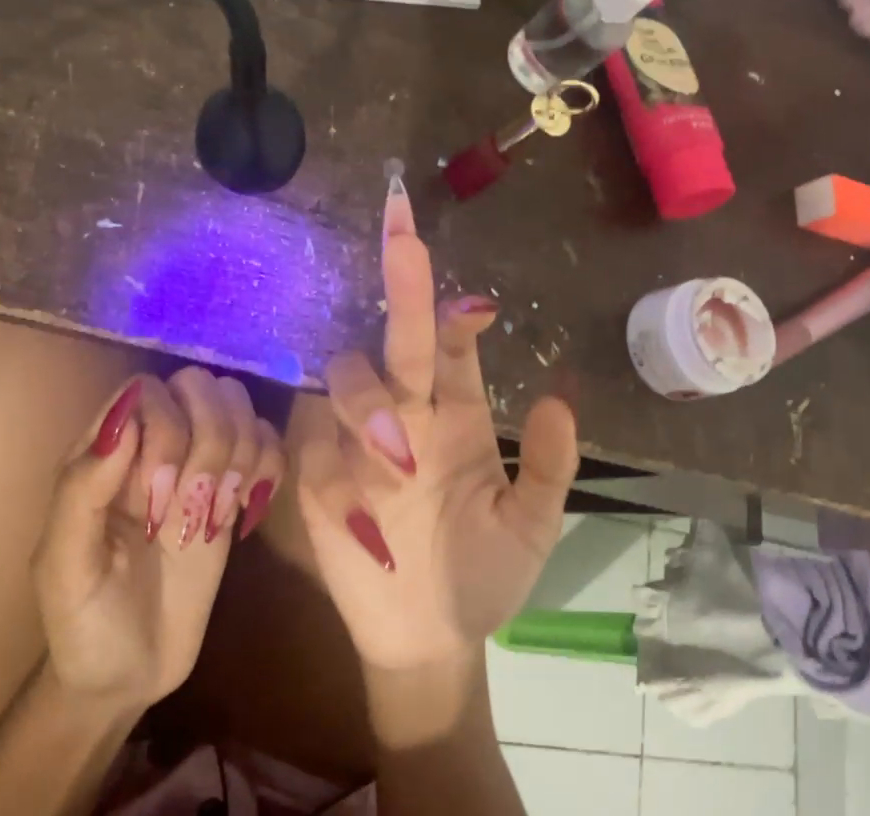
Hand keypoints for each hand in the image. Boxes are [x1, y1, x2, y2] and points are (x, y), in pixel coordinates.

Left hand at [35, 370, 282, 705]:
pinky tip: (246, 509)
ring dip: (239, 456)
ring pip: (238, 408)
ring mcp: (196, 467)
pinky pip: (267, 443)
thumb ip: (81, 490)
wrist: (126, 676)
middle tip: (190, 510)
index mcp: (102, 454)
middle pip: (200, 388)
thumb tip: (123, 421)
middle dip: (209, 443)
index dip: (166, 432)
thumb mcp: (64, 566)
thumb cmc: (83, 625)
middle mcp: (151, 446)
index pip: (148, 392)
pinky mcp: (232, 493)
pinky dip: (268, 466)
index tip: (157, 501)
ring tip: (215, 514)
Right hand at [292, 185, 580, 669]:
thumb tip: (558, 399)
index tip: (472, 293)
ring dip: (367, 401)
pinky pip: (311, 446)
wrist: (425, 639)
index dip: (455, 311)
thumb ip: (550, 469)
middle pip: (397, 339)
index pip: (451, 345)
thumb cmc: (482, 577)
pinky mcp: (315, 476)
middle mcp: (404, 413)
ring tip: (398, 457)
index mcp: (458, 416)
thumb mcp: (531, 529)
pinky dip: (334, 468)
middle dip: (401, 286)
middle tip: (401, 232)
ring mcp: (354, 440)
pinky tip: (362, 516)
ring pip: (345, 378)